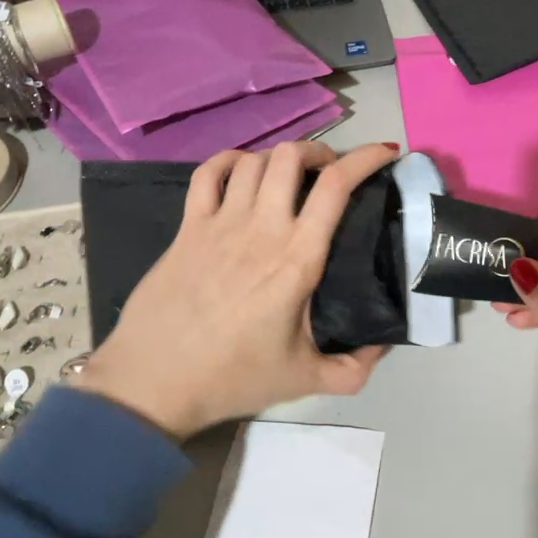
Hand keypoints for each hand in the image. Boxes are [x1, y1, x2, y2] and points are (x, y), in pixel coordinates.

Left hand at [75, 141, 398, 439]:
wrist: (152, 385)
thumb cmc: (232, 377)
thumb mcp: (304, 380)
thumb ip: (353, 369)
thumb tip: (384, 348)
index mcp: (297, 258)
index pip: (336, 186)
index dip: (366, 158)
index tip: (385, 153)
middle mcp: (261, 228)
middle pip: (292, 157)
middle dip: (320, 152)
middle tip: (331, 173)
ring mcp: (220, 223)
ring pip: (254, 160)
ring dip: (280, 158)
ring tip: (292, 176)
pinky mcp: (187, 228)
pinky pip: (207, 174)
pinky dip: (230, 161)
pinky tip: (242, 172)